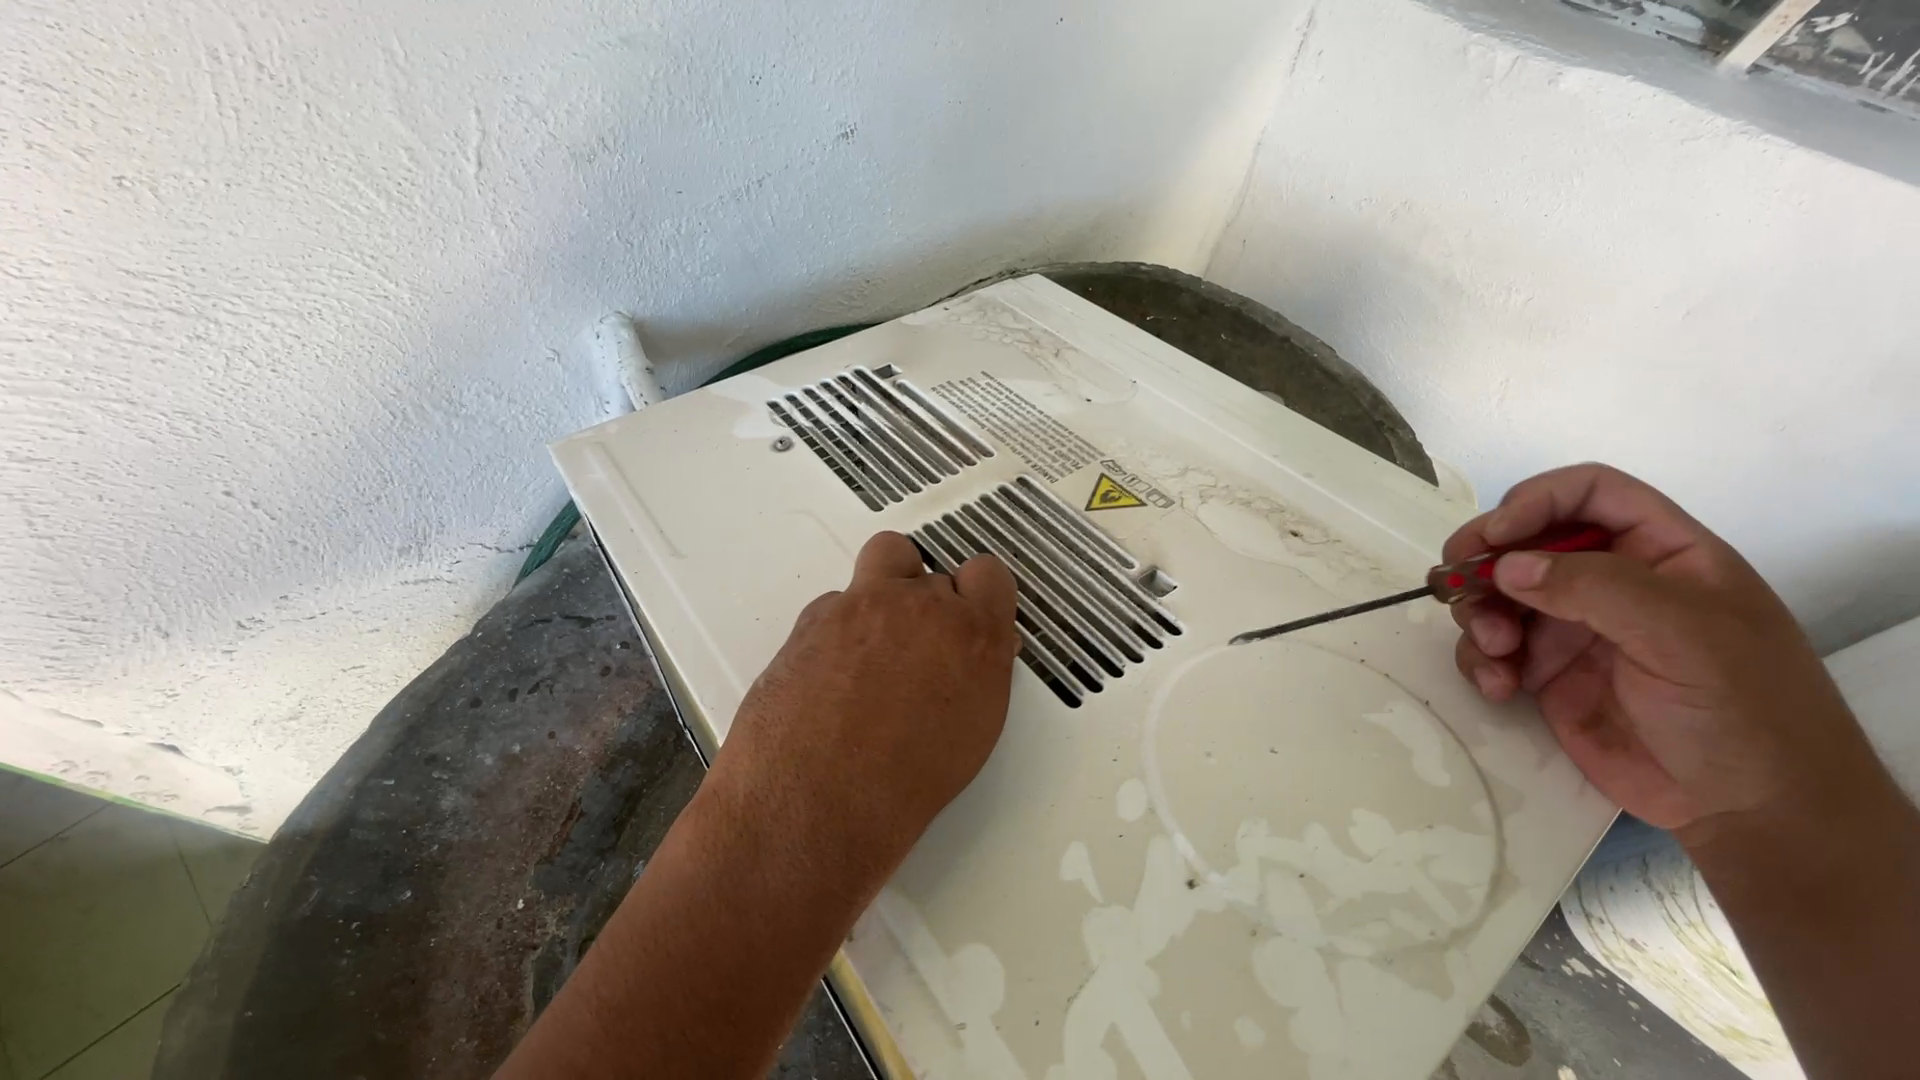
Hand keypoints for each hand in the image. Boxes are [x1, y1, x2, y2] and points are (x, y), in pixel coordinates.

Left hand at [709, 531, 1020, 873]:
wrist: (816, 799)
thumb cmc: (901, 782)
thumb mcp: (970, 731)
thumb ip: (977, 674)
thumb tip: (972, 655)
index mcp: (971, 633)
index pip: (989, 575)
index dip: (980, 595)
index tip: (971, 615)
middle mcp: (919, 606)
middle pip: (935, 572)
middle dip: (930, 604)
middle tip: (918, 649)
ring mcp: (861, 604)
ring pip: (886, 561)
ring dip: (887, 591)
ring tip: (874, 642)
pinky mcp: (813, 616)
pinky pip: (837, 603)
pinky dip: (841, 627)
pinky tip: (833, 673)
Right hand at [1447, 463, 1883, 841]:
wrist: (1747, 809)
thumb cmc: (1742, 708)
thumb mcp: (1684, 634)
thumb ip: (1595, 588)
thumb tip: (1506, 565)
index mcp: (1661, 553)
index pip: (1589, 494)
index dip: (1536, 501)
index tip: (1495, 538)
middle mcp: (1610, 582)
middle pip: (1525, 541)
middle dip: (1485, 560)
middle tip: (1454, 583)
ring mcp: (1573, 628)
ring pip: (1497, 594)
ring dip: (1479, 616)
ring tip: (1496, 652)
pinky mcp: (1546, 673)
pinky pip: (1491, 649)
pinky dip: (1480, 661)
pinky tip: (1498, 686)